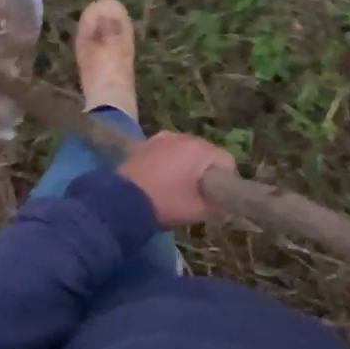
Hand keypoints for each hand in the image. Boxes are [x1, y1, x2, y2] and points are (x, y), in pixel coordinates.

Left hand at [117, 132, 235, 227]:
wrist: (122, 201)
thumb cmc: (165, 204)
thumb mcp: (198, 211)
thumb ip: (219, 205)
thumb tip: (226, 202)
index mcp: (201, 150)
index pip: (227, 161)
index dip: (227, 180)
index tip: (218, 197)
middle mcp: (184, 137)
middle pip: (207, 153)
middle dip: (207, 171)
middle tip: (199, 193)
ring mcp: (163, 137)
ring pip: (187, 150)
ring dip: (188, 164)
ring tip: (179, 186)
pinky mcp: (147, 143)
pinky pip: (168, 150)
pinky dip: (171, 161)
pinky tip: (163, 178)